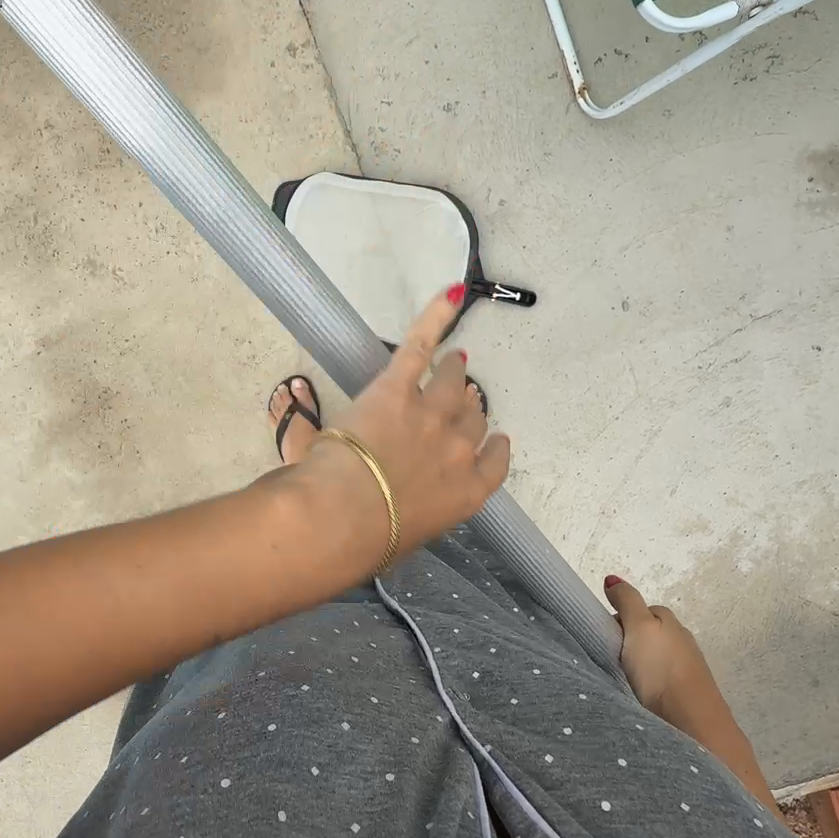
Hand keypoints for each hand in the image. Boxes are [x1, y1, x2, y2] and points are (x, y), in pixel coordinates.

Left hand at [292, 286, 510, 563]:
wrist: (344, 516)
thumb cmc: (365, 541)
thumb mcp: (397, 538)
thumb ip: (407, 516)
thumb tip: (386, 512)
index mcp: (465, 495)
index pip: (493, 463)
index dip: (492, 446)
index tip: (494, 439)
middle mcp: (458, 452)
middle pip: (474, 420)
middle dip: (468, 410)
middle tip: (460, 398)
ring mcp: (431, 417)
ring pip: (455, 384)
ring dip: (456, 372)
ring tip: (455, 360)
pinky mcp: (399, 390)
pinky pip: (421, 346)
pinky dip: (435, 317)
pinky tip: (450, 295)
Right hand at [604, 575, 721, 720]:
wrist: (693, 723)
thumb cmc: (660, 670)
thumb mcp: (638, 626)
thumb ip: (626, 600)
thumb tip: (613, 578)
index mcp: (670, 621)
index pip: (637, 610)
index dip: (617, 621)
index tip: (605, 640)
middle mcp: (682, 640)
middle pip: (647, 634)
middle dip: (628, 643)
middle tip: (612, 660)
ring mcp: (688, 668)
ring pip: (655, 658)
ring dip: (640, 665)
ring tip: (625, 680)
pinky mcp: (688, 694)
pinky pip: (661, 680)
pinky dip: (650, 683)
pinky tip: (642, 695)